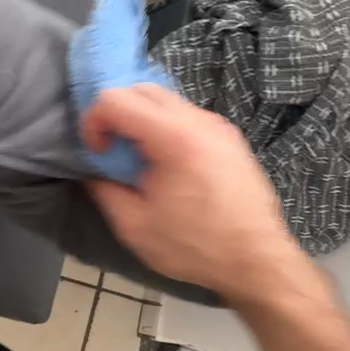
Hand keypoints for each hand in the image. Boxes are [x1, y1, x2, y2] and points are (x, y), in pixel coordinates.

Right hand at [82, 85, 310, 305]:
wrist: (257, 261)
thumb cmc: (194, 247)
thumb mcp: (134, 225)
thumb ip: (103, 189)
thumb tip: (92, 171)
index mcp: (174, 138)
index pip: (116, 100)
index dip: (93, 122)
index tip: (97, 154)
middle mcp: (199, 121)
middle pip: (141, 90)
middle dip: (114, 114)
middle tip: (110, 151)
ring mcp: (218, 126)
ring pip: (164, 99)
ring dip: (139, 120)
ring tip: (136, 159)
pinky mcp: (228, 138)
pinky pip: (185, 116)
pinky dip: (162, 127)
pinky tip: (163, 164)